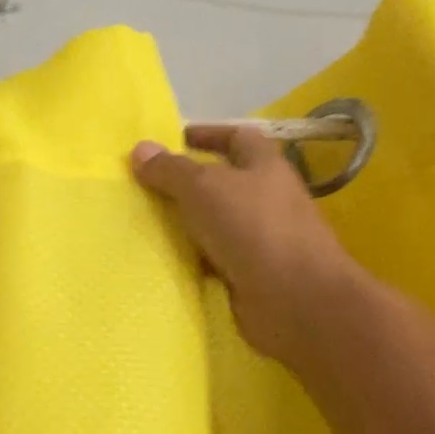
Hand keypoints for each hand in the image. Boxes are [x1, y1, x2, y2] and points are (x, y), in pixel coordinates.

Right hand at [132, 126, 357, 361]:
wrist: (294, 298)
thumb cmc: (253, 228)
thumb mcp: (204, 188)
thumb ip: (171, 169)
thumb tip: (140, 148)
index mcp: (265, 166)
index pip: (237, 137)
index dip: (207, 134)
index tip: (173, 140)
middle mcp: (268, 199)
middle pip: (226, 182)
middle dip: (190, 183)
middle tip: (148, 186)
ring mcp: (262, 239)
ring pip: (218, 223)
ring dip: (189, 224)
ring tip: (147, 223)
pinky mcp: (252, 275)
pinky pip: (216, 260)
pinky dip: (194, 260)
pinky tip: (166, 262)